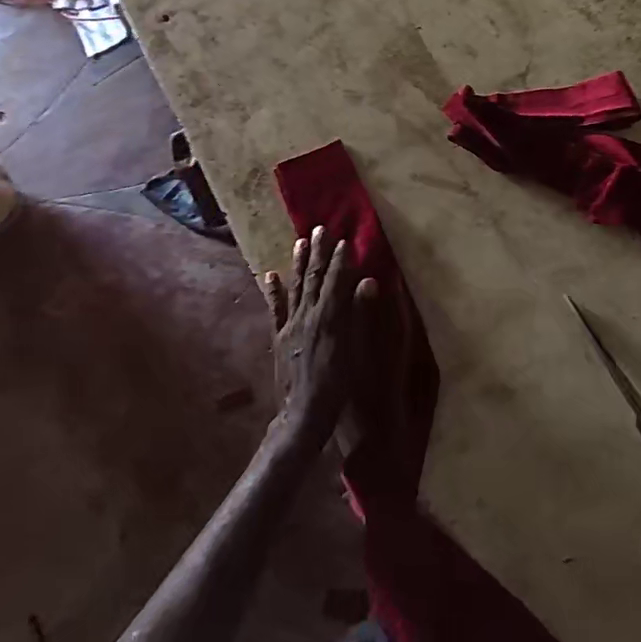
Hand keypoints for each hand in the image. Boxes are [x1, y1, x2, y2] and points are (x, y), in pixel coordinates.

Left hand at [257, 226, 376, 447]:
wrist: (304, 413)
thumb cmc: (337, 384)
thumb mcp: (355, 350)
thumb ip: (360, 314)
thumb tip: (369, 281)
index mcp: (329, 316)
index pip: (335, 280)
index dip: (340, 259)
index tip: (343, 239)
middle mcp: (307, 314)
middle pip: (313, 277)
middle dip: (318, 252)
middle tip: (320, 229)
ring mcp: (290, 325)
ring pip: (295, 287)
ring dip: (298, 263)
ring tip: (300, 241)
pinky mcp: (279, 337)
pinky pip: (276, 309)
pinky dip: (274, 291)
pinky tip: (271, 274)